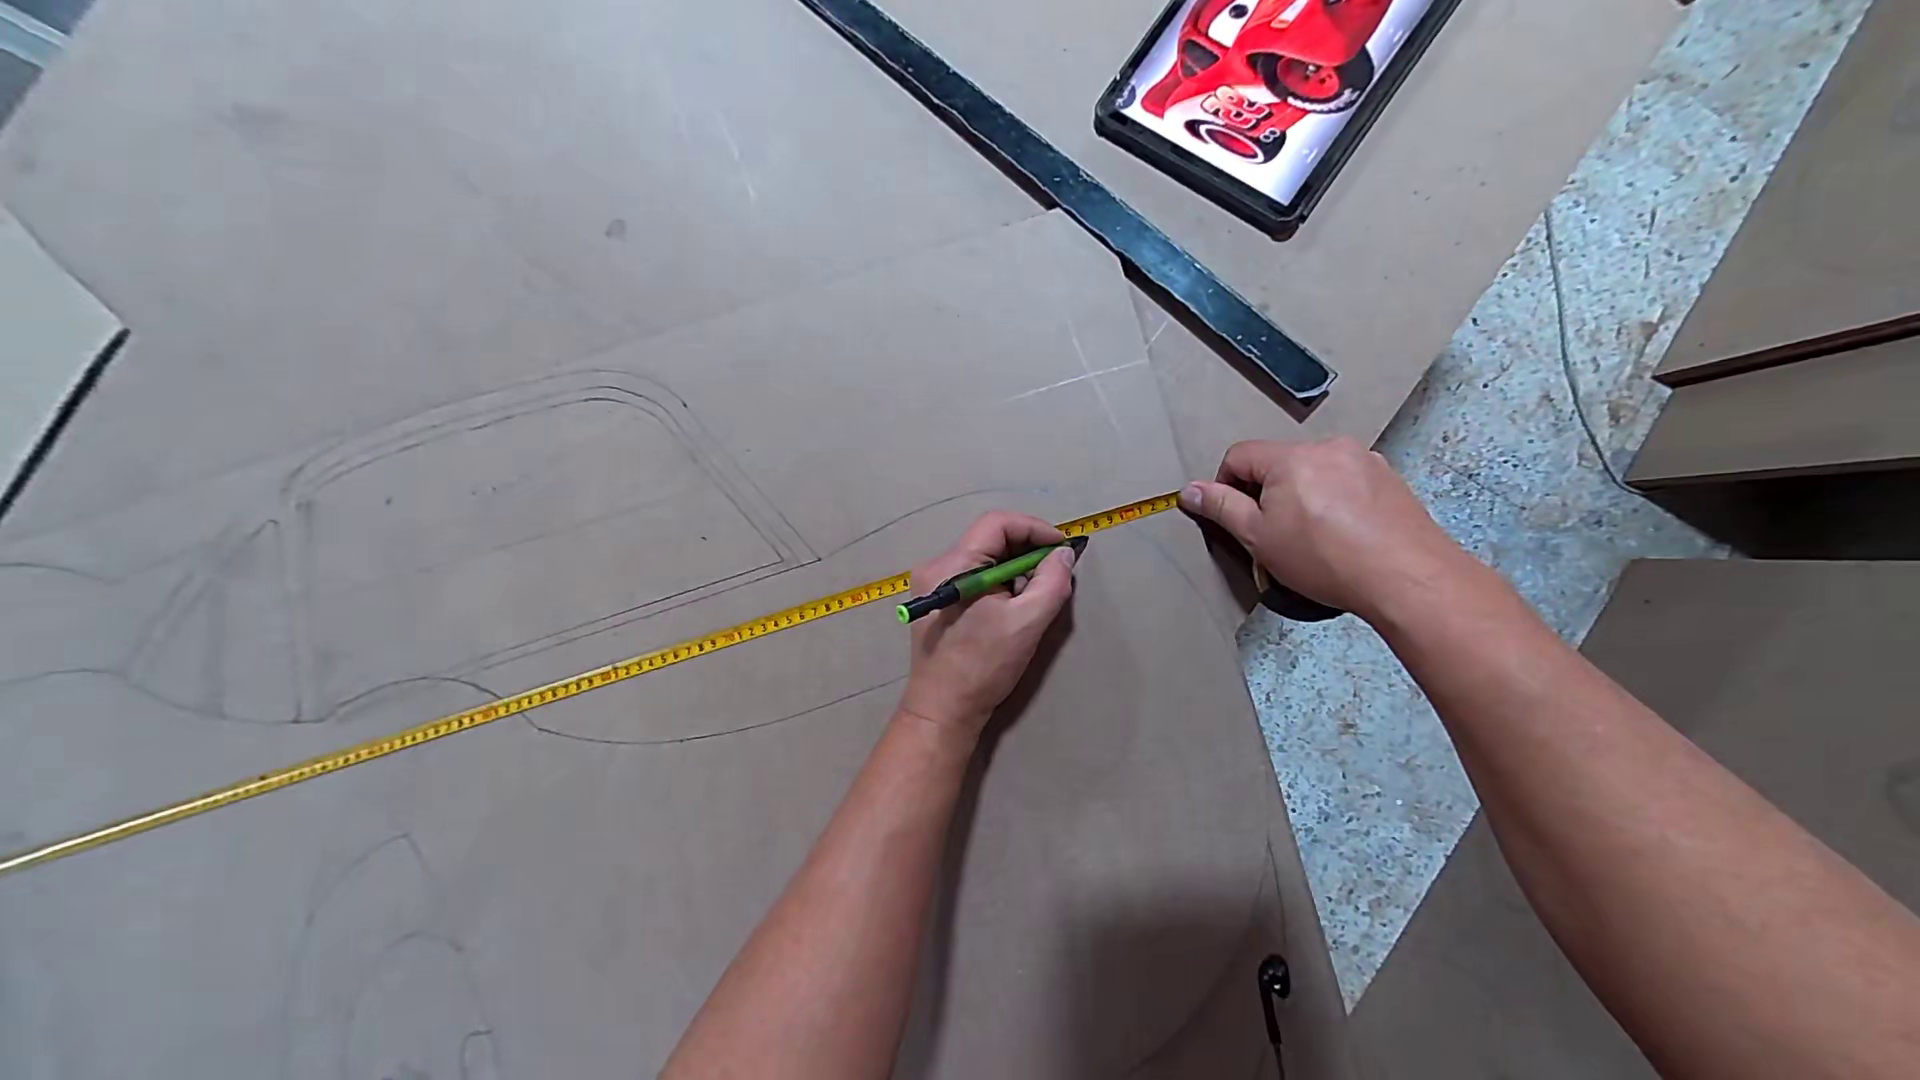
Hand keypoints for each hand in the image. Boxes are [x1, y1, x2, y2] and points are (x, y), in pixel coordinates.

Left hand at [897, 512, 1077, 739]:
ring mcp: (934, 584)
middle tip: (1052, 575)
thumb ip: (1052, 581)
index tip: (1061, 549)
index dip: (1034, 529)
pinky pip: (975, 576)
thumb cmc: (983, 666)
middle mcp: (937, 566)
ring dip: (1015, 570)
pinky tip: (1011, 609)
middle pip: (990, 538)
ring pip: (985, 558)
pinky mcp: (938, 600)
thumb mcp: (1027, 622)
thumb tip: (1062, 554)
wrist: (943, 710)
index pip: (997, 523)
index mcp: (953, 565)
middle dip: (1027, 552)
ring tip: (1031, 599)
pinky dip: (1000, 583)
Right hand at [1178, 438, 1475, 623]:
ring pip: (1312, 472)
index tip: (1235, 516)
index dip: (1225, 485)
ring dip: (1301, 497)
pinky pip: (1344, 482)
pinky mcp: (1387, 479)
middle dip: (1267, 493)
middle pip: (1277, 463)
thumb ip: (1221, 508)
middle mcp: (1329, 448)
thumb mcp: (1258, 538)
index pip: (1239, 456)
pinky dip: (1333, 502)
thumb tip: (1191, 491)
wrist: (1406, 577)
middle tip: (1273, 533)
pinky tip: (1340, 536)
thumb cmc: (1329, 559)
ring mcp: (1363, 461)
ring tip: (1311, 538)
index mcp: (1291, 458)